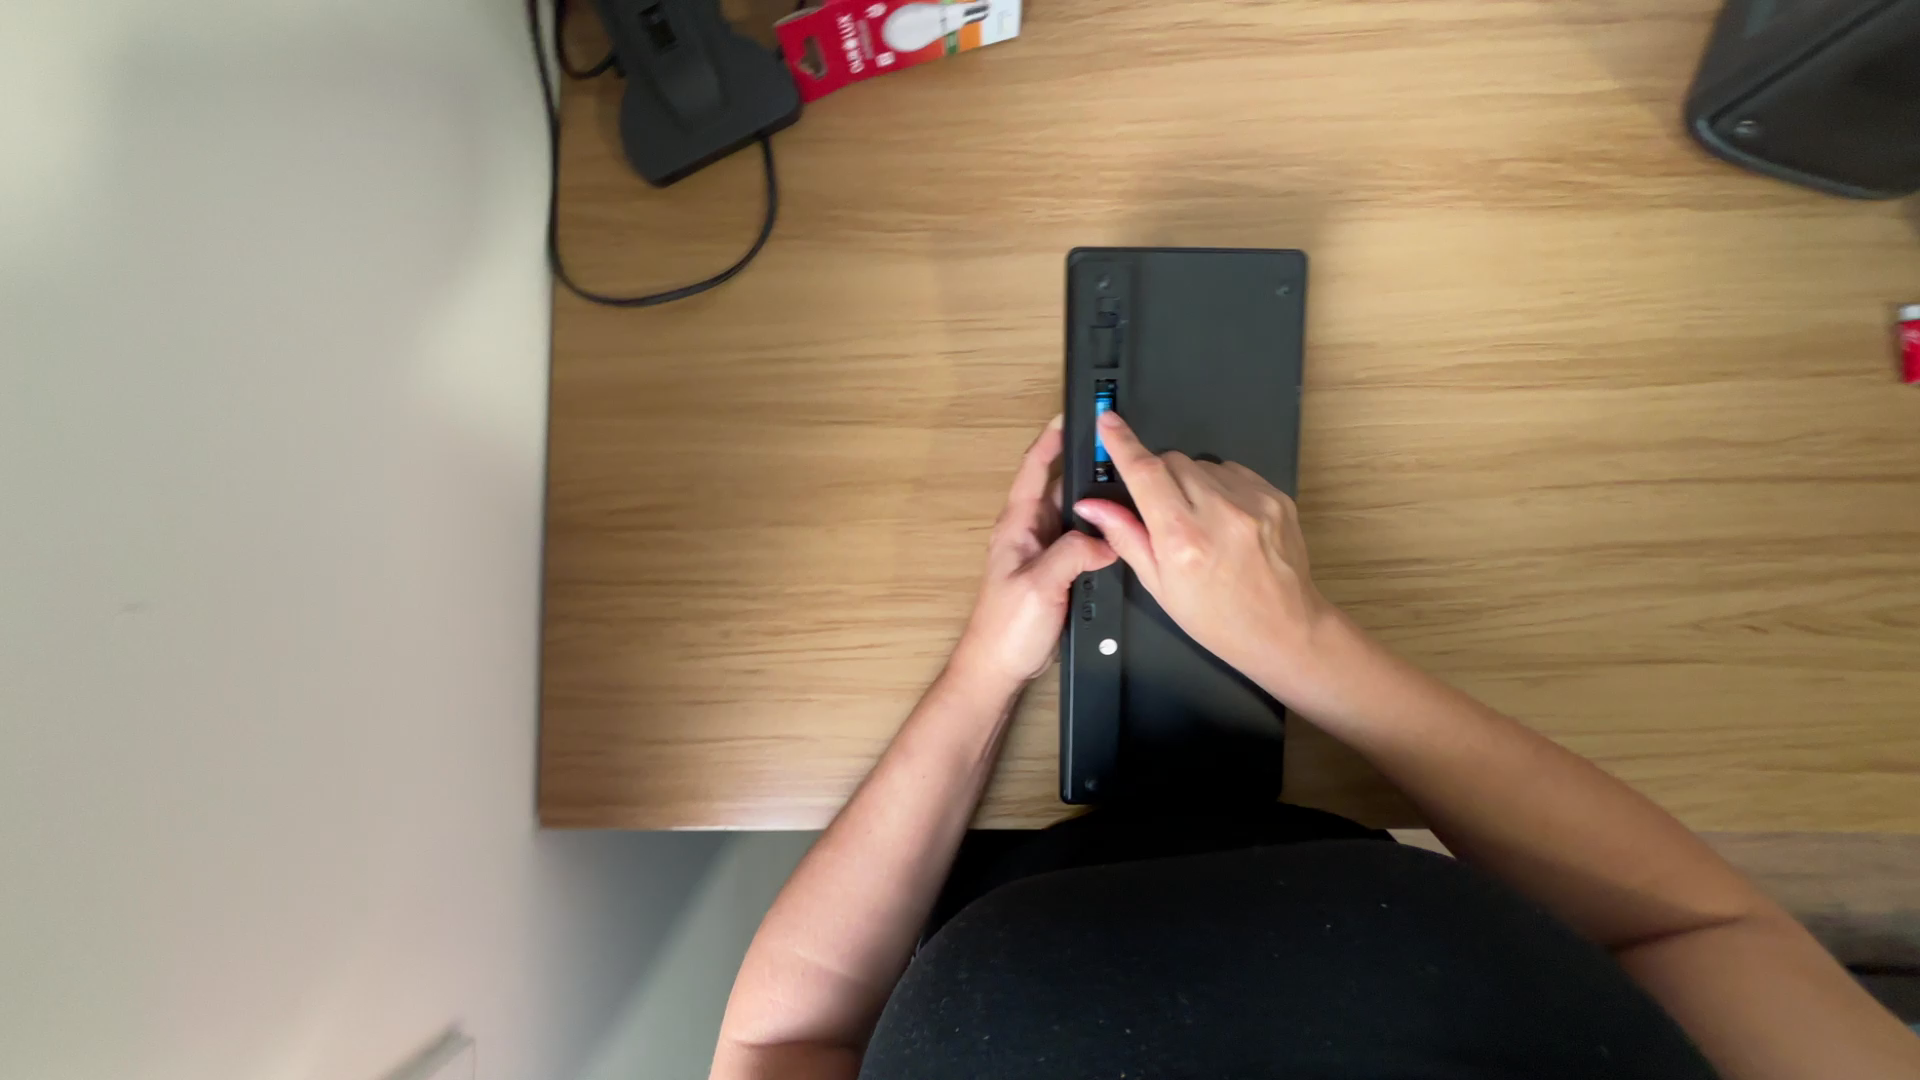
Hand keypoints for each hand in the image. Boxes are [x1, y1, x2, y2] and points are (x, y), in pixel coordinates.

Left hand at [951, 416, 1118, 687]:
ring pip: (1076, 514)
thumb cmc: (1005, 628)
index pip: (1034, 469)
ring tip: (1129, 486)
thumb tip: (1107, 537)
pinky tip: (1122, 531)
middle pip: (1062, 487)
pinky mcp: (1057, 571)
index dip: (1051, 439)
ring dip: (1097, 501)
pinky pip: (1082, 540)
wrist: (999, 666)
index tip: (1071, 414)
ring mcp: (1044, 551)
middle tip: (1119, 450)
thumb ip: (1073, 554)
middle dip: (1087, 466)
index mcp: (1018, 526)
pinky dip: (1100, 531)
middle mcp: (1031, 532)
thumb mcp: (1040, 584)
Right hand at [1073, 410, 1338, 701]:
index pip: (1145, 473)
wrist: (1283, 628)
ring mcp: (1252, 502)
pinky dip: (1219, 486)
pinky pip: (1232, 472)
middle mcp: (1219, 513)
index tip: (1108, 422)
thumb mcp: (1158, 585)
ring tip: (1199, 522)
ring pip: (1202, 464)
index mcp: (1182, 538)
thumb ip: (1125, 536)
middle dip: (1157, 475)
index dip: (1121, 443)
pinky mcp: (1275, 497)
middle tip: (1161, 511)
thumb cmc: (1218, 617)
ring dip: (1189, 481)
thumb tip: (1093, 506)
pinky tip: (1223, 519)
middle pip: (1172, 461)